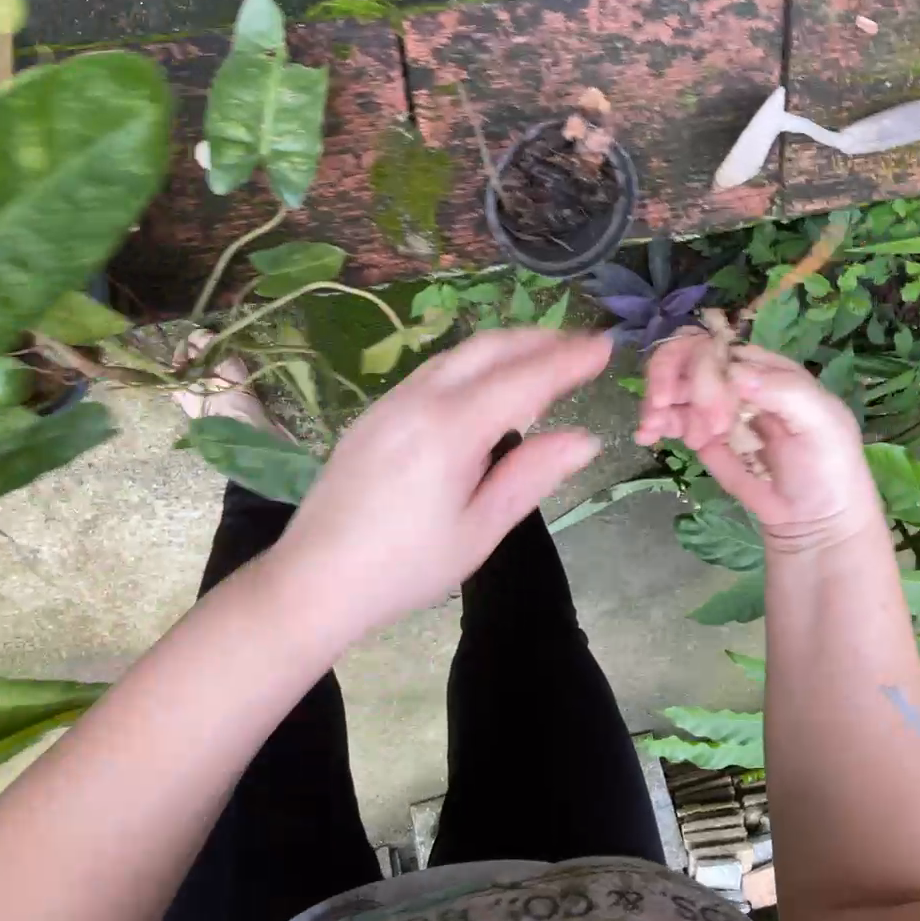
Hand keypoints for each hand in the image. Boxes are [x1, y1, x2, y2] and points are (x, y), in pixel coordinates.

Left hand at [266, 329, 611, 634]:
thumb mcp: (479, 531)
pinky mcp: (374, 414)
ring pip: (457, 355)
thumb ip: (531, 476)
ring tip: (542, 359)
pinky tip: (487, 387)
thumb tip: (584, 439)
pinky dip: (473, 366)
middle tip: (580, 344)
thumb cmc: (405, 567)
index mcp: (451, 428)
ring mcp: (390, 402)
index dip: (568, 360)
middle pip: (488, 348)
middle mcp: (419, 399)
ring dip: (505, 348)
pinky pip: (433, 372)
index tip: (605, 347)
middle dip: (539, 339)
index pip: (524, 379)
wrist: (314, 580)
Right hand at [637, 331, 883, 553]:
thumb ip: (784, 391)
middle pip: (686, 358)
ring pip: (672, 386)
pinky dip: (654, 422)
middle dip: (668, 377)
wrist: (813, 517)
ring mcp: (713, 406)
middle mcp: (734, 379)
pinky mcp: (700, 435)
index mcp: (763, 367)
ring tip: (651, 428)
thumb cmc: (828, 464)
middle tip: (662, 406)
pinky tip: (648, 436)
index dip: (704, 371)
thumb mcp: (822, 422)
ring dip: (655, 401)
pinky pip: (670, 418)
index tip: (712, 416)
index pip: (720, 349)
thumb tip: (735, 372)